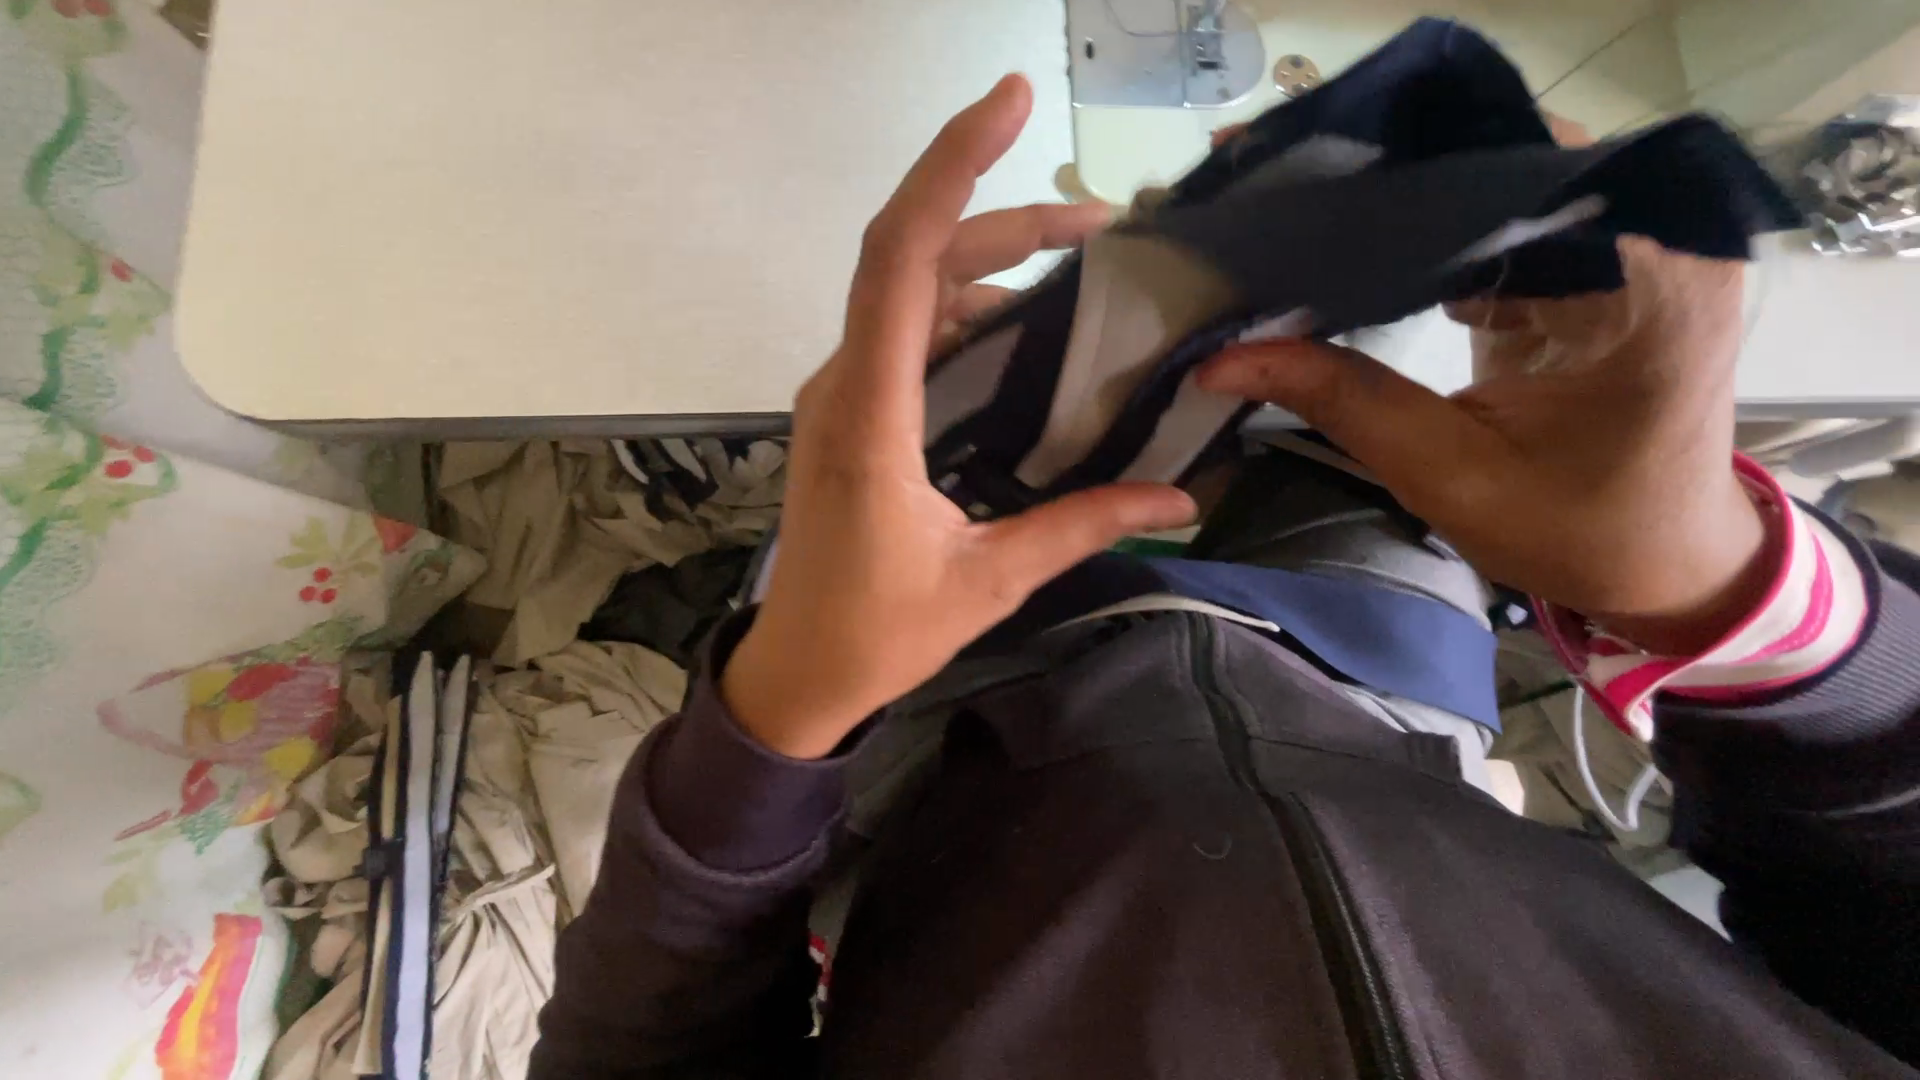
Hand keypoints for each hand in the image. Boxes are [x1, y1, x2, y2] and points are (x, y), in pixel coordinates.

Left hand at [721, 76, 1197, 758]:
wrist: (798, 670)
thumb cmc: (878, 633)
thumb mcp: (989, 580)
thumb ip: (1080, 528)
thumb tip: (1176, 501)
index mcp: (869, 417)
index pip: (899, 258)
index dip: (951, 170)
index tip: (1009, 104)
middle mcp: (843, 386)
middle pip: (911, 259)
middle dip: (1001, 218)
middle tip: (1097, 221)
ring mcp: (839, 396)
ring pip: (906, 292)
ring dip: (984, 263)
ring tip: (1075, 263)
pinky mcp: (848, 414)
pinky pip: (903, 335)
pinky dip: (961, 310)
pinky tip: (1022, 328)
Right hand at [1197, 237, 1770, 655]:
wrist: (1658, 557)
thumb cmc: (1571, 531)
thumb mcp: (1444, 474)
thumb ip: (1344, 402)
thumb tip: (1221, 358)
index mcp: (1647, 281)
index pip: (1503, 186)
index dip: (1394, 190)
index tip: (1294, 212)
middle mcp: (1659, 233)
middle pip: (1501, 166)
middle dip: (1389, 191)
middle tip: (1279, 215)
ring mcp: (1636, 239)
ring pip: (1497, 185)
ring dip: (1404, 211)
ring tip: (1308, 232)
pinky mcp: (1603, 259)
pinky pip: (1504, 219)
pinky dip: (1429, 238)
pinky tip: (1362, 258)